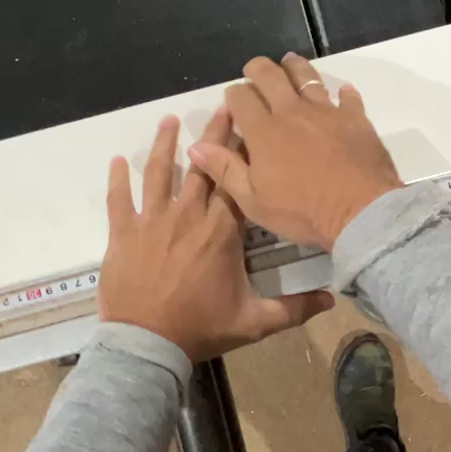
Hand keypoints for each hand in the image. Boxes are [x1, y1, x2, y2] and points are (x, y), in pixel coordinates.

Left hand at [98, 109, 334, 360]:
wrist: (147, 344)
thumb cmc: (201, 328)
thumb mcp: (254, 322)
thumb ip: (294, 308)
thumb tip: (333, 300)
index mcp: (222, 232)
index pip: (239, 183)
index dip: (247, 155)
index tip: (255, 128)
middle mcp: (189, 216)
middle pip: (205, 166)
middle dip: (215, 134)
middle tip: (224, 107)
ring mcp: (153, 222)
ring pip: (160, 173)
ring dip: (166, 144)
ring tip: (169, 119)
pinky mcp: (124, 233)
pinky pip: (119, 199)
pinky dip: (118, 179)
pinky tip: (118, 160)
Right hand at [188, 53, 401, 250]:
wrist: (359, 210)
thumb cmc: (302, 211)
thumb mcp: (253, 200)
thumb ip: (225, 170)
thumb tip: (196, 146)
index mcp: (263, 131)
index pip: (241, 97)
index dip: (233, 94)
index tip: (232, 98)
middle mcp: (292, 111)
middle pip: (270, 75)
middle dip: (257, 69)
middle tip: (254, 70)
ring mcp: (326, 111)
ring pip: (306, 76)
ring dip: (294, 67)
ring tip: (289, 62)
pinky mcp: (354, 118)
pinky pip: (346, 97)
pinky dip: (342, 93)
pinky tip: (341, 92)